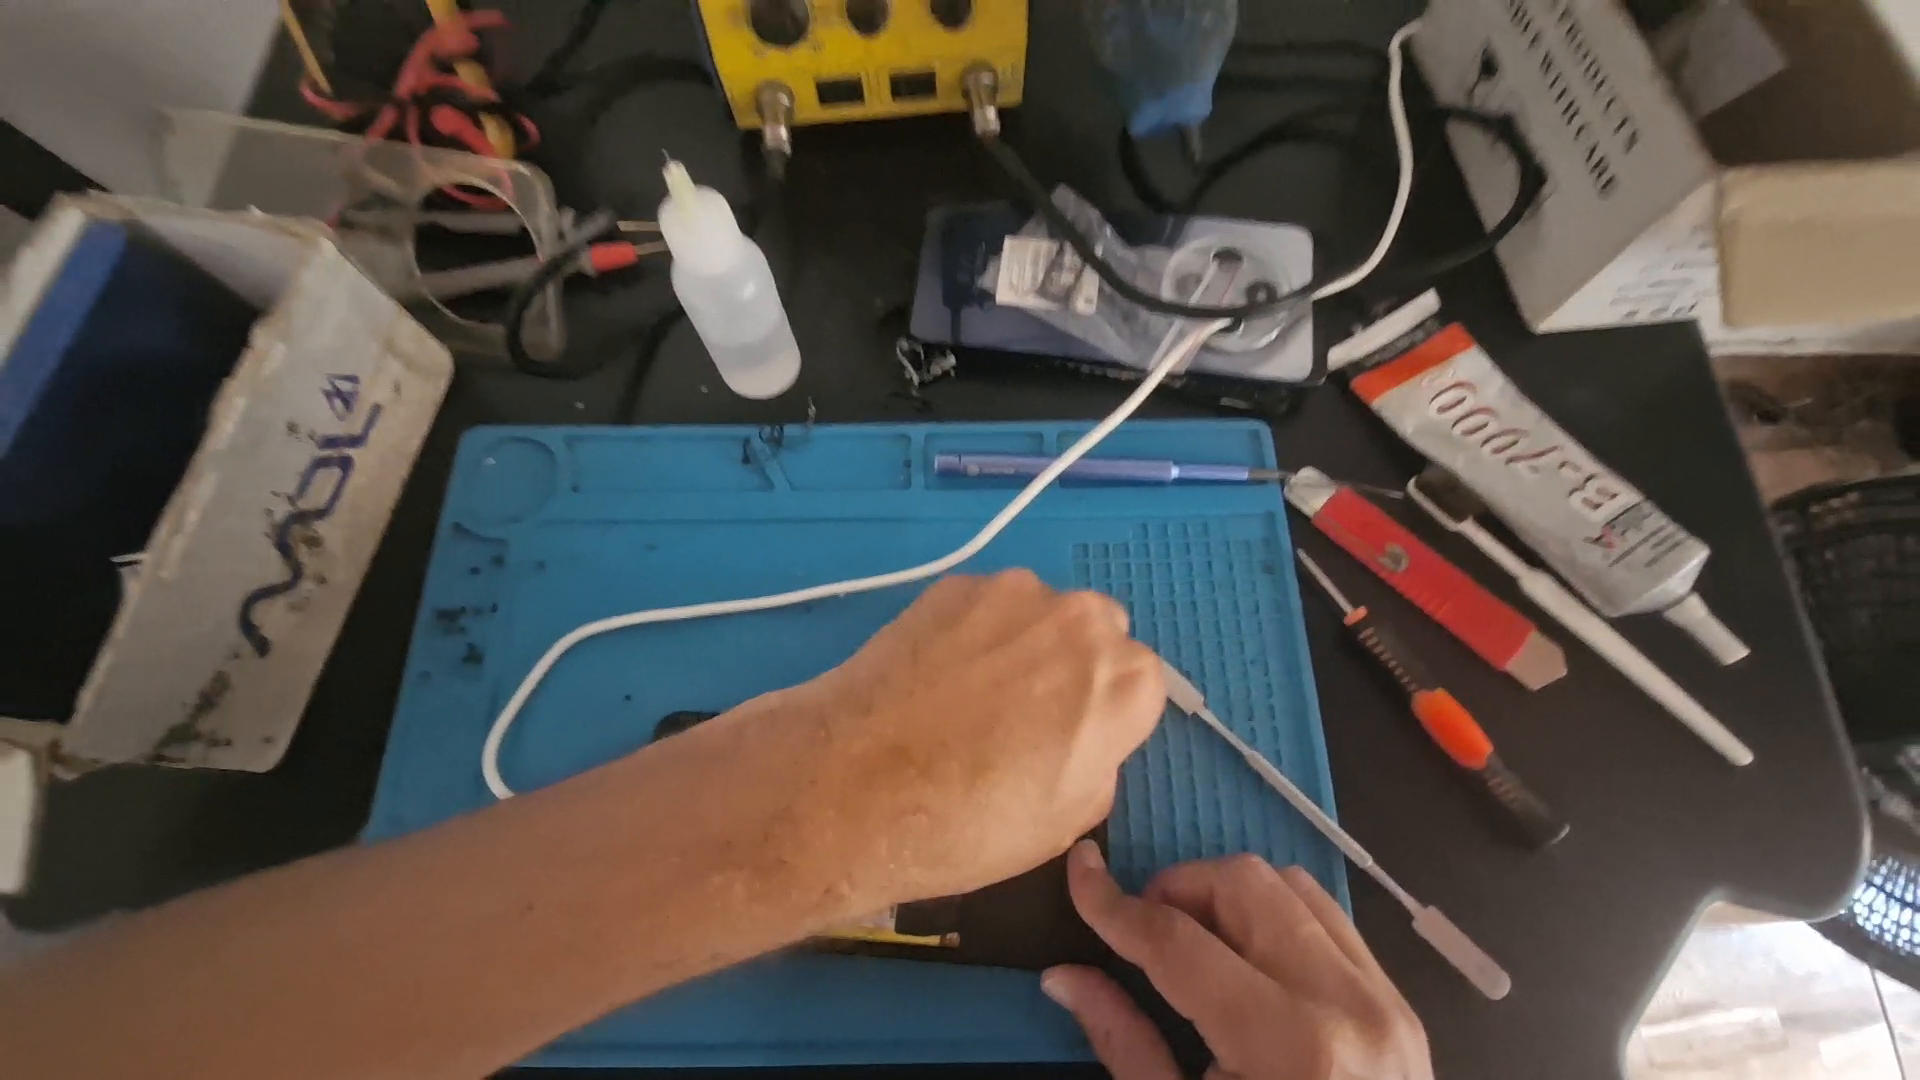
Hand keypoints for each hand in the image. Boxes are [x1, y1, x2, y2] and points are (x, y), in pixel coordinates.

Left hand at [777, 569, 1165, 908]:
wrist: (856, 784)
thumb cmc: (974, 821)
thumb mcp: (1070, 819)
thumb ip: (1101, 757)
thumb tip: (1082, 732)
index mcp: (1127, 680)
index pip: (1141, 684)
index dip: (1105, 716)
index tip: (1068, 739)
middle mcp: (1083, 618)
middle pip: (1097, 634)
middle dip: (1073, 665)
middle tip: (1023, 711)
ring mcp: (1015, 591)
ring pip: (1041, 612)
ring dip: (1024, 640)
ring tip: (970, 690)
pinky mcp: (957, 583)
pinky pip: (987, 604)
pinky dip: (974, 628)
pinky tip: (936, 670)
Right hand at [1042, 843, 1432, 1079]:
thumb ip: (1123, 1041)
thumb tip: (1062, 976)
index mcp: (1288, 1049)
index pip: (1178, 941)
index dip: (1115, 902)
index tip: (1080, 868)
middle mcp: (1345, 1004)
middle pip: (1240, 884)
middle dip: (1176, 890)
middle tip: (1146, 933)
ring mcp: (1383, 999)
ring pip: (1285, 882)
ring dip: (1224, 894)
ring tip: (1198, 943)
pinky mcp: (1401, 1002)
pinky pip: (1324, 912)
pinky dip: (1271, 912)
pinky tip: (1248, 958)